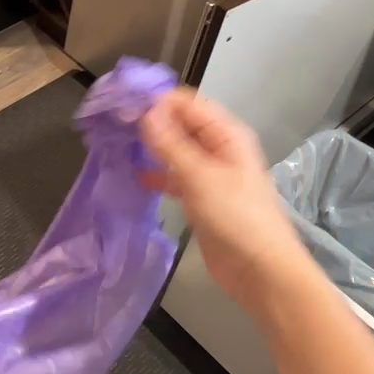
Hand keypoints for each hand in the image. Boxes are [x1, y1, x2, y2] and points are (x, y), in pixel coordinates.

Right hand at [139, 89, 309, 305]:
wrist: (260, 270)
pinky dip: (157, 174)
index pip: (186, 103)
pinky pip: (174, 176)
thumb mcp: (200, 176)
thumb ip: (171, 143)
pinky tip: (135, 177)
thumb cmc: (236, 217)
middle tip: (114, 127)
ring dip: (151, 147)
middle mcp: (217, 148)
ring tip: (118, 147)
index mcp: (225, 135)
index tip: (122, 110)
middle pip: (180, 123)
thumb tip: (145, 111)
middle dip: (150, 122)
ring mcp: (208, 173)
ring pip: (175, 149)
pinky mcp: (200, 197)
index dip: (156, 102)